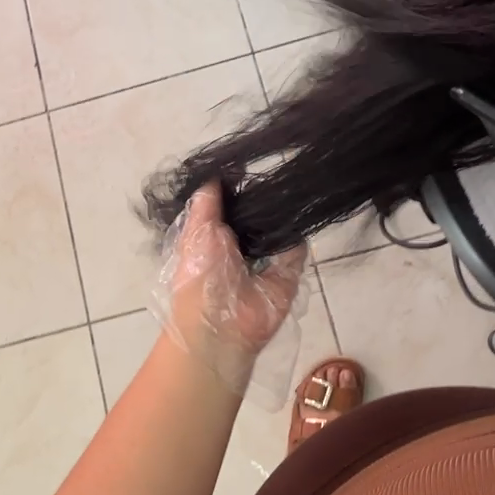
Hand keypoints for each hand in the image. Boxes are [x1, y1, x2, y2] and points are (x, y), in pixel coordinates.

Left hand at [159, 183, 306, 379]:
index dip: (237, 190)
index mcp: (215, 238)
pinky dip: (298, 234)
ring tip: (291, 184)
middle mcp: (242, 248)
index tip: (248, 167)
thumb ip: (205, 205)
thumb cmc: (198, 276)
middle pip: (258, 216)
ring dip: (283, 214)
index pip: (230, 207)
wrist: (219, 327)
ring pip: (279, 229)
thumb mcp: (195, 233)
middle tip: (275, 172)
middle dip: (264, 199)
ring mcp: (267, 261)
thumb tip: (215, 177)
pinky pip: (297, 249)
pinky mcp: (288, 275)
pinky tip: (299, 212)